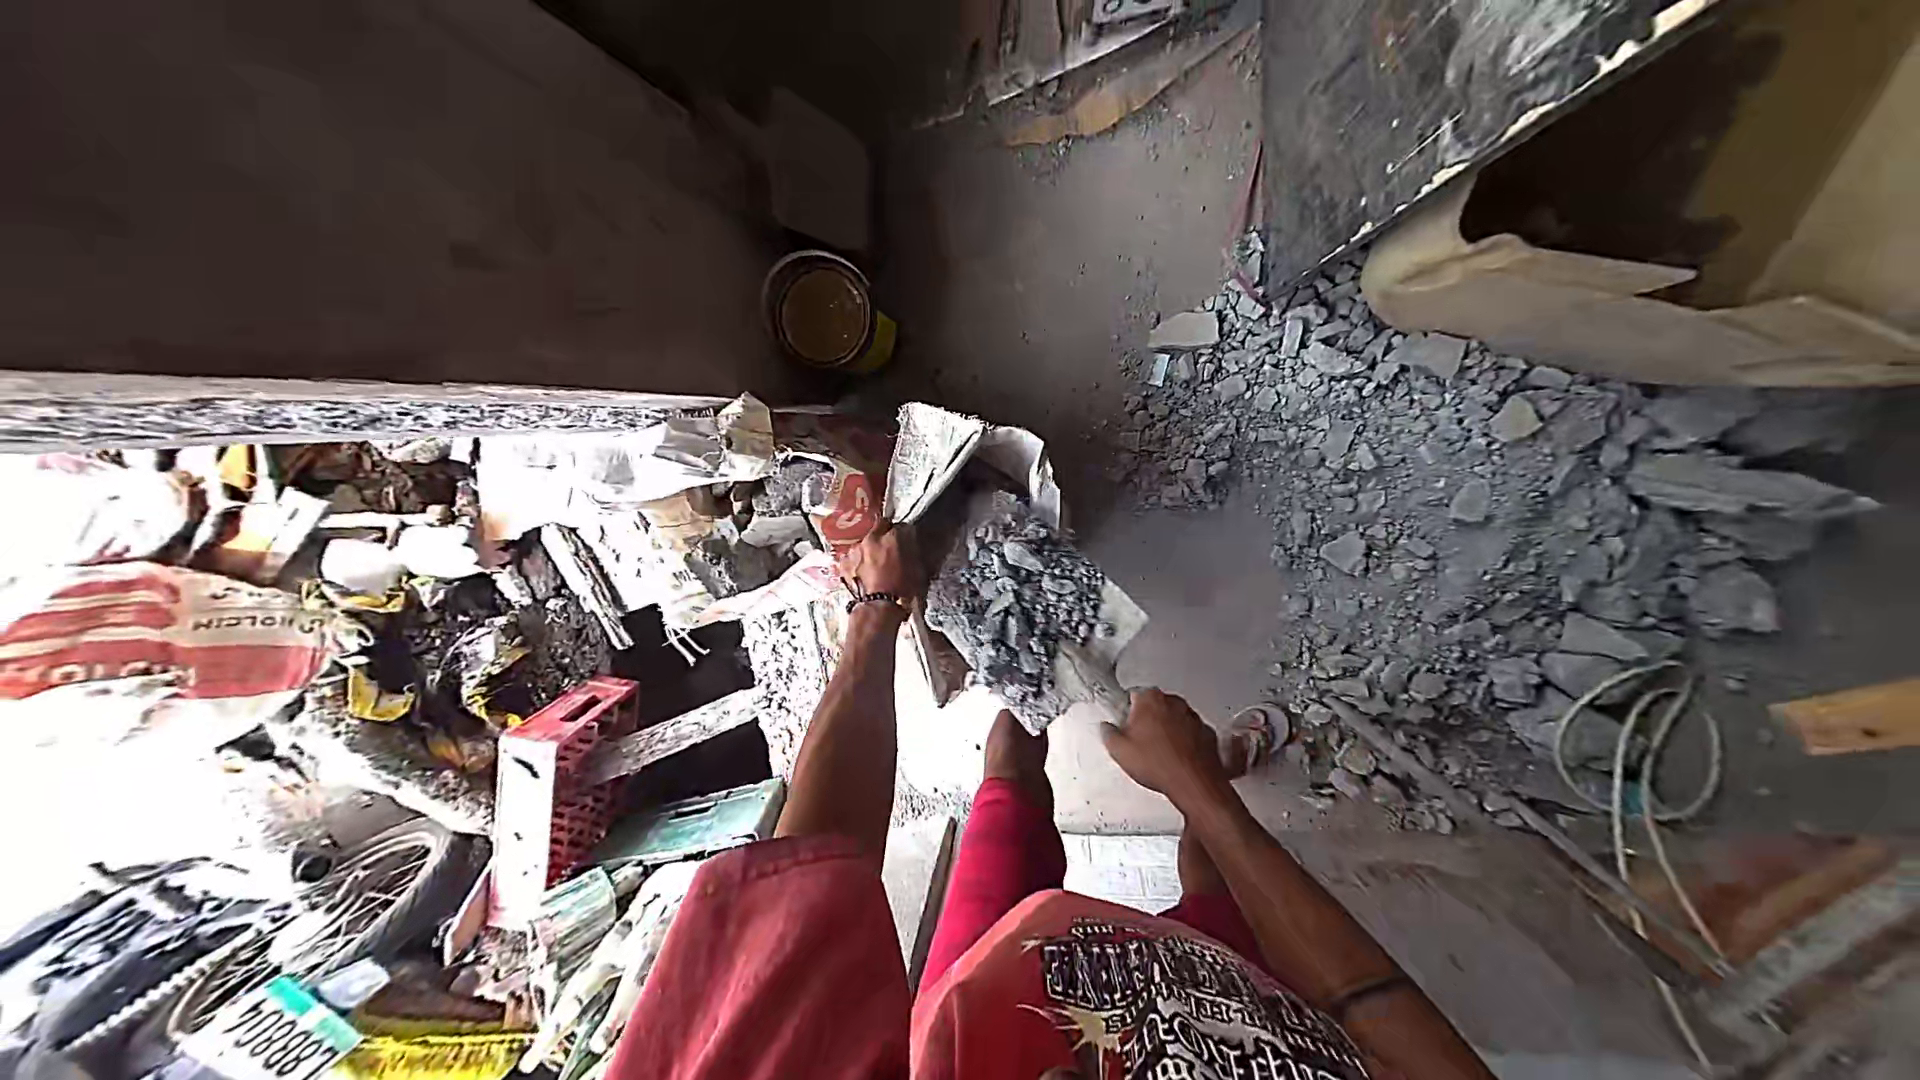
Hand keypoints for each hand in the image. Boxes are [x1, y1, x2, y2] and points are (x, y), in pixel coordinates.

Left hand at [837, 521, 926, 602]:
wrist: (877, 609)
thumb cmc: (901, 592)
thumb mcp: (917, 570)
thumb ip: (913, 552)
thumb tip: (911, 546)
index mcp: (893, 537)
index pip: (901, 526)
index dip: (904, 533)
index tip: (906, 540)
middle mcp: (872, 538)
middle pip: (879, 527)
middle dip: (885, 534)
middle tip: (890, 548)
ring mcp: (855, 549)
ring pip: (864, 541)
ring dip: (870, 548)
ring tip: (875, 564)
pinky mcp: (843, 562)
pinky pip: (852, 556)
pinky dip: (857, 561)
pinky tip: (862, 572)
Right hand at [1101, 689, 1229, 802]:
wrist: (1194, 784)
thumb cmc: (1161, 764)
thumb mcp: (1119, 750)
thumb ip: (1108, 733)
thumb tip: (1108, 729)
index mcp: (1150, 699)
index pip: (1132, 695)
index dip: (1126, 712)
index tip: (1123, 724)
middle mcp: (1173, 702)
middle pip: (1154, 705)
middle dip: (1147, 720)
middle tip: (1139, 741)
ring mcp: (1192, 717)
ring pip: (1173, 718)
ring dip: (1167, 730)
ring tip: (1158, 754)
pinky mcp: (1206, 732)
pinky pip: (1190, 732)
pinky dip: (1184, 741)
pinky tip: (1175, 758)